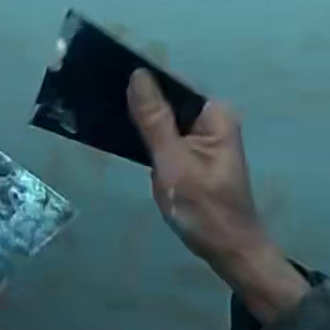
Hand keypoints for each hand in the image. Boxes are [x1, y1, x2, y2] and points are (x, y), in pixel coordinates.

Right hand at [127, 69, 307, 322]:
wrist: (230, 255)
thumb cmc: (205, 210)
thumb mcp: (174, 164)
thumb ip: (154, 120)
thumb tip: (137, 74)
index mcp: (215, 113)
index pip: (171, 84)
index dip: (140, 81)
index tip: (106, 77)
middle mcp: (212, 118)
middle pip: (167, 99)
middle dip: (138, 102)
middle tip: (98, 98)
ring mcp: (202, 136)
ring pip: (163, 116)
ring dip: (141, 120)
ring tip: (104, 111)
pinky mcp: (192, 151)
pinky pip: (166, 133)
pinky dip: (148, 136)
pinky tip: (124, 134)